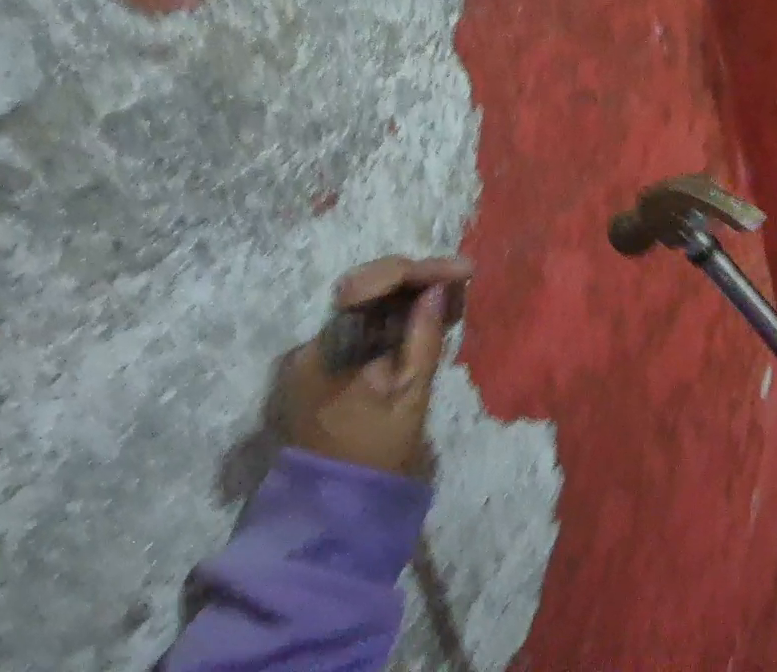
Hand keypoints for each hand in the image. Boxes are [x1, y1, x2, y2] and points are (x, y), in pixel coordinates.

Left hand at [279, 256, 471, 477]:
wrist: (337, 506)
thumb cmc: (377, 456)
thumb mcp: (410, 397)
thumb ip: (424, 339)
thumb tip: (439, 290)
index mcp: (326, 349)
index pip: (368, 286)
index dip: (417, 271)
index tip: (462, 271)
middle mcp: (313, 341)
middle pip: (369, 288)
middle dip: (418, 277)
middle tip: (462, 277)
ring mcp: (318, 350)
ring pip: (370, 303)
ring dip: (412, 293)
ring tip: (455, 292)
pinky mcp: (330, 361)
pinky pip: (368, 323)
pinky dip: (400, 315)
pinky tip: (432, 312)